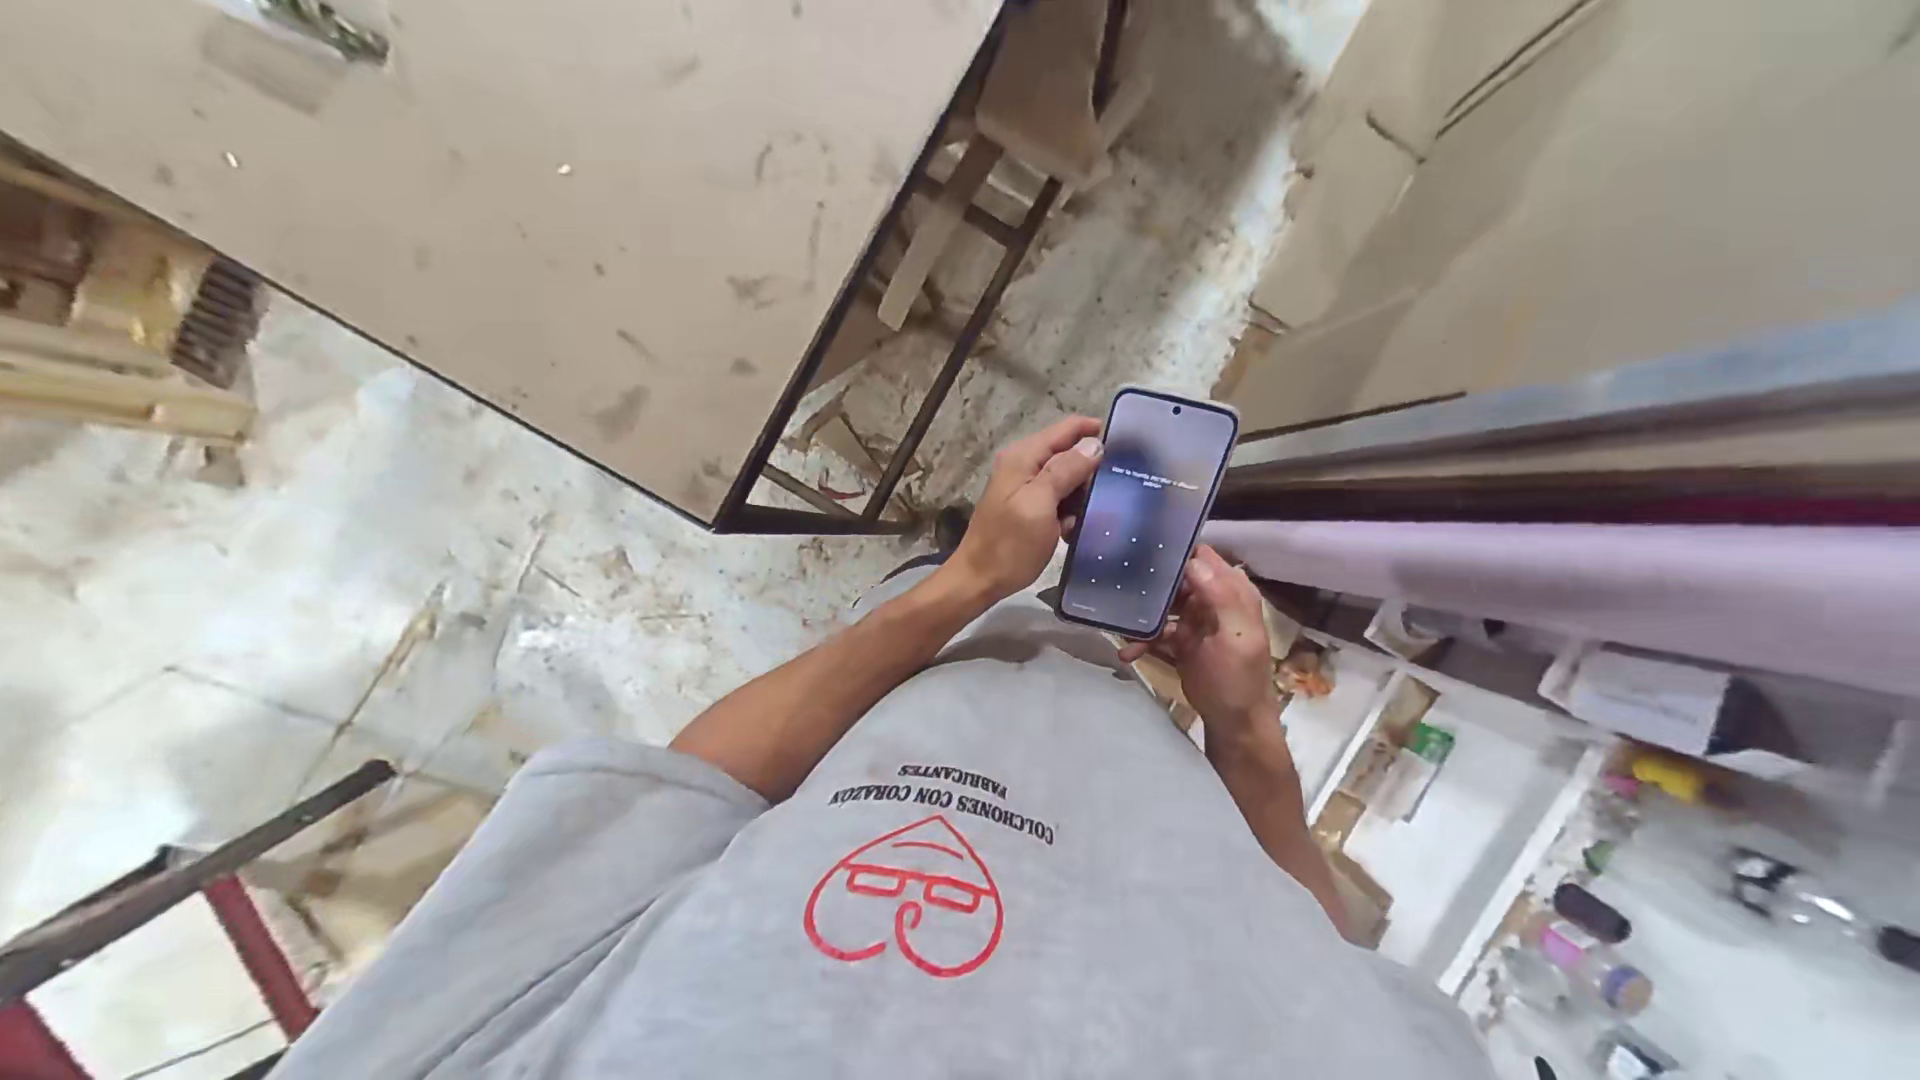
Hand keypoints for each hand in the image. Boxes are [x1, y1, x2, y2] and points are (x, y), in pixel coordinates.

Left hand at [942, 415, 1103, 603]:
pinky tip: (1070, 532)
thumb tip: (1094, 444)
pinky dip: (1069, 514)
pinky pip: (1059, 502)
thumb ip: (1066, 470)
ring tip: (1087, 520)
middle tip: (1107, 498)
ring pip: (1068, 481)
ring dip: (1080, 499)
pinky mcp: (1029, 509)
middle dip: (1090, 474)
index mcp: (1023, 457)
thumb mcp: (1040, 504)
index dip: (1096, 434)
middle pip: (1069, 455)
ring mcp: (1025, 488)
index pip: (1067, 429)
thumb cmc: (1009, 545)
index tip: (1127, 450)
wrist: (980, 580)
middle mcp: (1023, 465)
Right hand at [1119, 545, 1279, 736]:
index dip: (1176, 551)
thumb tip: (1192, 561)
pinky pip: (1155, 630)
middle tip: (1120, 583)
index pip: (1202, 557)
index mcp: (1232, 592)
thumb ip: (1221, 597)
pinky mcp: (1180, 638)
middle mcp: (1213, 599)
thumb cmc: (1237, 678)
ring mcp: (1195, 619)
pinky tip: (1128, 651)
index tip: (1143, 550)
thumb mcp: (1235, 638)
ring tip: (1119, 622)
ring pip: (1161, 604)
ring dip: (1141, 614)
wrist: (1233, 720)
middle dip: (1150, 582)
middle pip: (1176, 578)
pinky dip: (1141, 639)